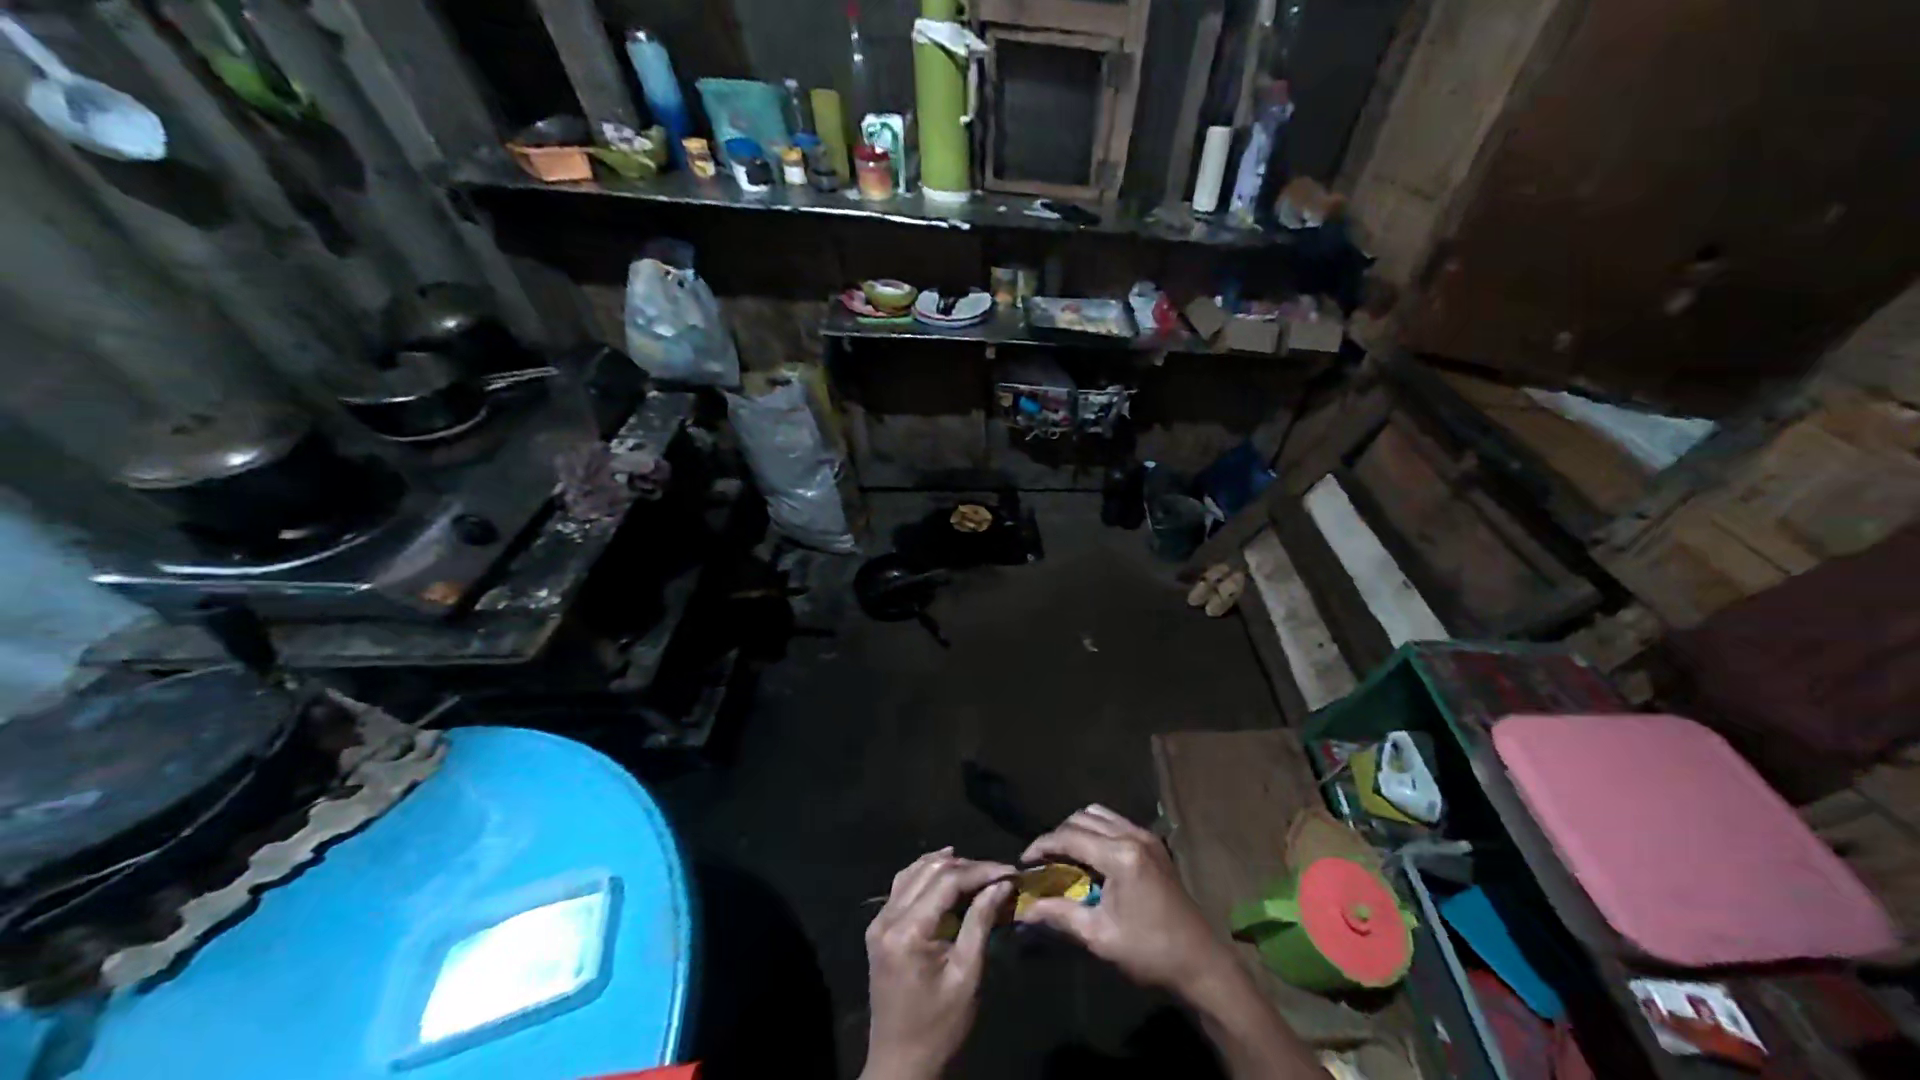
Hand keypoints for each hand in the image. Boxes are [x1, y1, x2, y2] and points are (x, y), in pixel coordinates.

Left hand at [860, 848, 1015, 1079]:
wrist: (901, 1063)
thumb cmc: (940, 1026)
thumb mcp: (967, 976)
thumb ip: (981, 923)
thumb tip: (1000, 884)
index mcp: (907, 932)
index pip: (947, 881)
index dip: (981, 871)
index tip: (1010, 871)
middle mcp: (886, 918)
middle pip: (930, 871)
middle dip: (967, 866)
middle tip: (998, 873)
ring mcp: (879, 921)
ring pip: (913, 872)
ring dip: (946, 866)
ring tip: (978, 869)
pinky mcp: (879, 928)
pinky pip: (903, 886)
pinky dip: (926, 874)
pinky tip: (945, 871)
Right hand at [1012, 805, 1233, 997]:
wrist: (1200, 964)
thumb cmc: (1149, 952)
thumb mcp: (1099, 936)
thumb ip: (1059, 915)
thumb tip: (1023, 910)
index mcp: (1120, 855)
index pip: (1069, 836)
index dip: (1042, 846)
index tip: (1024, 863)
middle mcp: (1133, 835)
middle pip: (1082, 818)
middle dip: (1058, 835)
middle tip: (1044, 861)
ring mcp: (1146, 837)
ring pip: (1099, 815)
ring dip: (1078, 830)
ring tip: (1065, 857)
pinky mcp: (1154, 845)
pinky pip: (1116, 823)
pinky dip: (1097, 832)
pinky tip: (1091, 858)